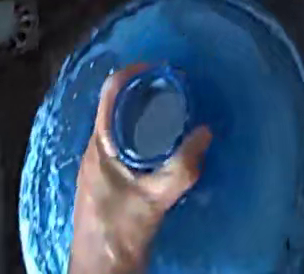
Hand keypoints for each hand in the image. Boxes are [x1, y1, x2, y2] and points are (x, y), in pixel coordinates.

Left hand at [69, 65, 212, 273]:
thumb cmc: (119, 233)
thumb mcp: (154, 199)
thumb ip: (182, 167)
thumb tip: (206, 132)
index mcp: (100, 144)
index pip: (112, 91)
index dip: (134, 72)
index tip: (162, 69)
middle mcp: (97, 148)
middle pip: (119, 104)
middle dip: (146, 91)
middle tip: (176, 88)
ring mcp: (100, 165)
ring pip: (122, 124)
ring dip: (146, 113)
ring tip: (175, 111)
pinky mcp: (108, 180)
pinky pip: (126, 142)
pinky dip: (145, 133)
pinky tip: (165, 144)